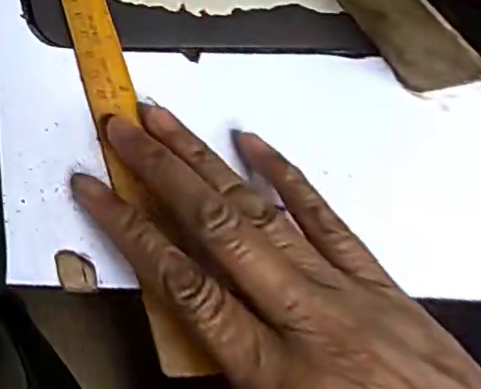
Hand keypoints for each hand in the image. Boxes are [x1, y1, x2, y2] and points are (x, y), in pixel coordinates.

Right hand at [72, 105, 480, 388]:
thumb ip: (224, 380)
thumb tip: (176, 333)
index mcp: (280, 374)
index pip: (181, 282)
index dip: (127, 228)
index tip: (92, 188)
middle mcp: (311, 322)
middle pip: (216, 224)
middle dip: (159, 167)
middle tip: (119, 126)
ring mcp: (352, 297)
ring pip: (260, 208)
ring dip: (204, 157)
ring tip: (163, 118)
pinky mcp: (388, 290)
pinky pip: (328, 222)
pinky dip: (286, 176)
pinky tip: (252, 142)